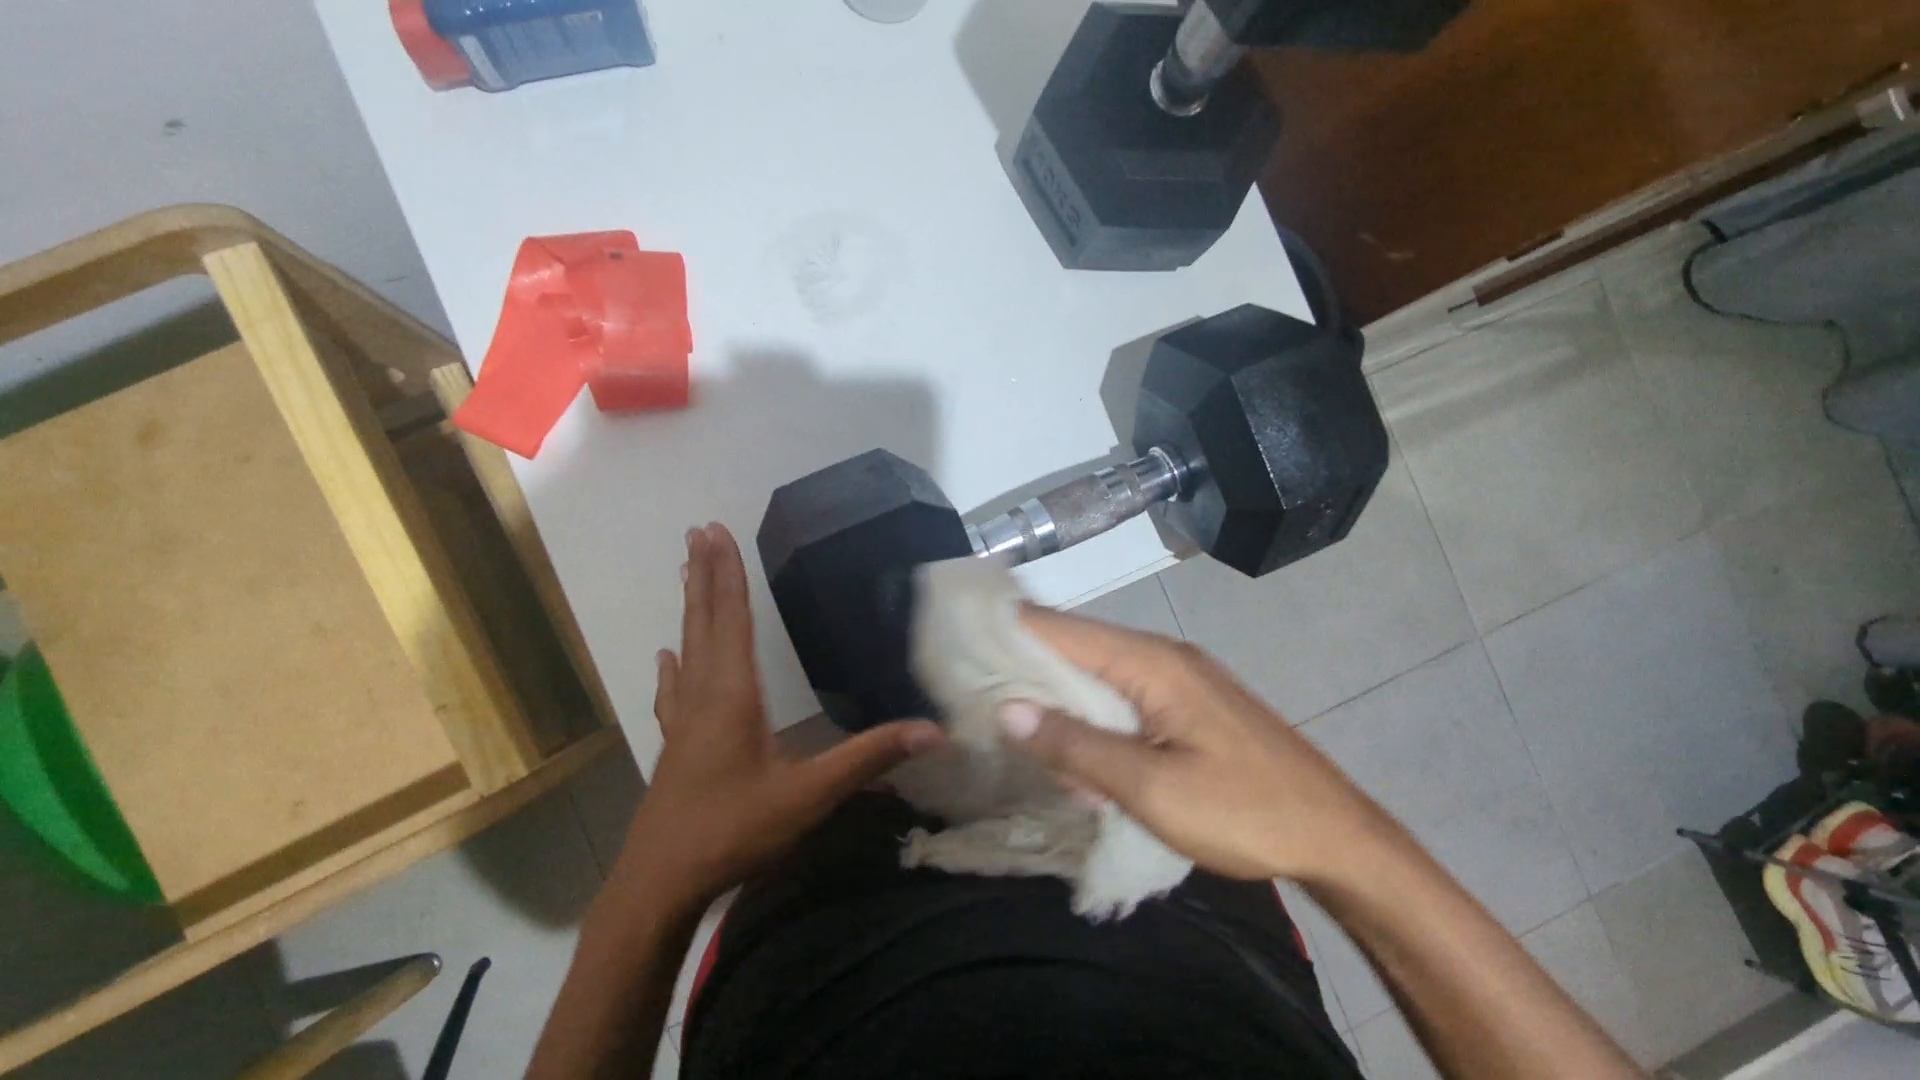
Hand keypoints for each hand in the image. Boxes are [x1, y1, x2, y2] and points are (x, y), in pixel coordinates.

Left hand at [619, 523, 944, 903]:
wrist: (661, 882)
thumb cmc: (734, 831)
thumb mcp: (809, 796)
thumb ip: (868, 760)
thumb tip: (933, 731)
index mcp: (733, 696)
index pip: (732, 622)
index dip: (728, 576)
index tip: (716, 532)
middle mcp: (704, 697)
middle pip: (705, 624)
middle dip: (705, 576)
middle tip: (698, 531)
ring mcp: (684, 722)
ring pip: (688, 650)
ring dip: (691, 609)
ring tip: (686, 572)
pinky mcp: (675, 747)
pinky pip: (674, 691)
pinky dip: (673, 667)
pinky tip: (667, 657)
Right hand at [1000, 606, 1396, 882]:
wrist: (1338, 839)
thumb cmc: (1245, 812)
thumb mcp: (1152, 788)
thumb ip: (1077, 747)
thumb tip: (1009, 711)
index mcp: (1152, 664)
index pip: (1062, 629)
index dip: (1007, 631)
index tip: (955, 641)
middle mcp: (1164, 658)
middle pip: (1077, 648)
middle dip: (1025, 669)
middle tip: (969, 692)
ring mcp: (1181, 682)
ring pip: (1099, 676)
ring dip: (1058, 700)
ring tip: (1009, 725)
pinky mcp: (1191, 708)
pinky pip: (1124, 699)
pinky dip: (1091, 717)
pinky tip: (1073, 751)